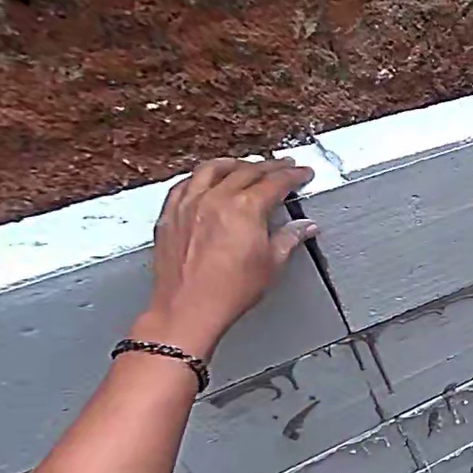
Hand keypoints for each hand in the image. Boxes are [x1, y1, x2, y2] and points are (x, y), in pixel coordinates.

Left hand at [129, 157, 319, 357]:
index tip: (302, 173)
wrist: (188, 308)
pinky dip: (200, 177)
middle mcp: (214, 200)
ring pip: (212, 169)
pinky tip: (206, 180)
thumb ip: (289, 238)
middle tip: (283, 166)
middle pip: (246, 170)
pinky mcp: (170, 215)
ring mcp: (188, 205)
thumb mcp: (272, 263)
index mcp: (245, 209)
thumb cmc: (228, 291)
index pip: (275, 182)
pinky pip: (185, 184)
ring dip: (234, 163)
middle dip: (269, 166)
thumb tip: (303, 227)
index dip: (293, 175)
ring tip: (245, 164)